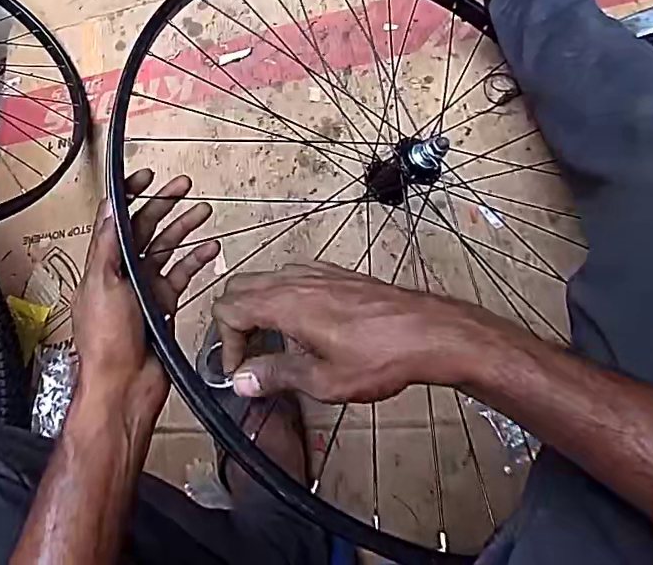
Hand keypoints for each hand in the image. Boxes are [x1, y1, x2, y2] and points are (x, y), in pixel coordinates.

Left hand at [71, 169, 217, 424]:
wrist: (124, 387)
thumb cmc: (106, 340)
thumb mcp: (102, 283)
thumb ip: (108, 243)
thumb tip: (110, 205)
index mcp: (105, 262)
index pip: (116, 218)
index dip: (128, 194)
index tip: (144, 176)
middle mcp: (124, 270)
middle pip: (146, 227)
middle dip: (164, 203)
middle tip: (183, 185)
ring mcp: (145, 286)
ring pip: (168, 247)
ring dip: (184, 227)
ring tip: (203, 210)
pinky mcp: (163, 302)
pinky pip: (183, 273)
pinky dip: (196, 259)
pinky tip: (210, 249)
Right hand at [213, 263, 506, 402]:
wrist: (425, 331)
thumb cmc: (379, 356)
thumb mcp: (323, 381)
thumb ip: (276, 375)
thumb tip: (242, 380)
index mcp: (284, 303)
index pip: (227, 308)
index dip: (227, 343)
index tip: (243, 370)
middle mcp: (293, 279)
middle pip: (239, 287)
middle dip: (235, 322)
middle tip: (252, 358)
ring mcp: (313, 271)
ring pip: (263, 280)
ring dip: (257, 309)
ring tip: (277, 346)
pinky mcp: (331, 272)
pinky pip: (290, 277)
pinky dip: (282, 298)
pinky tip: (304, 328)